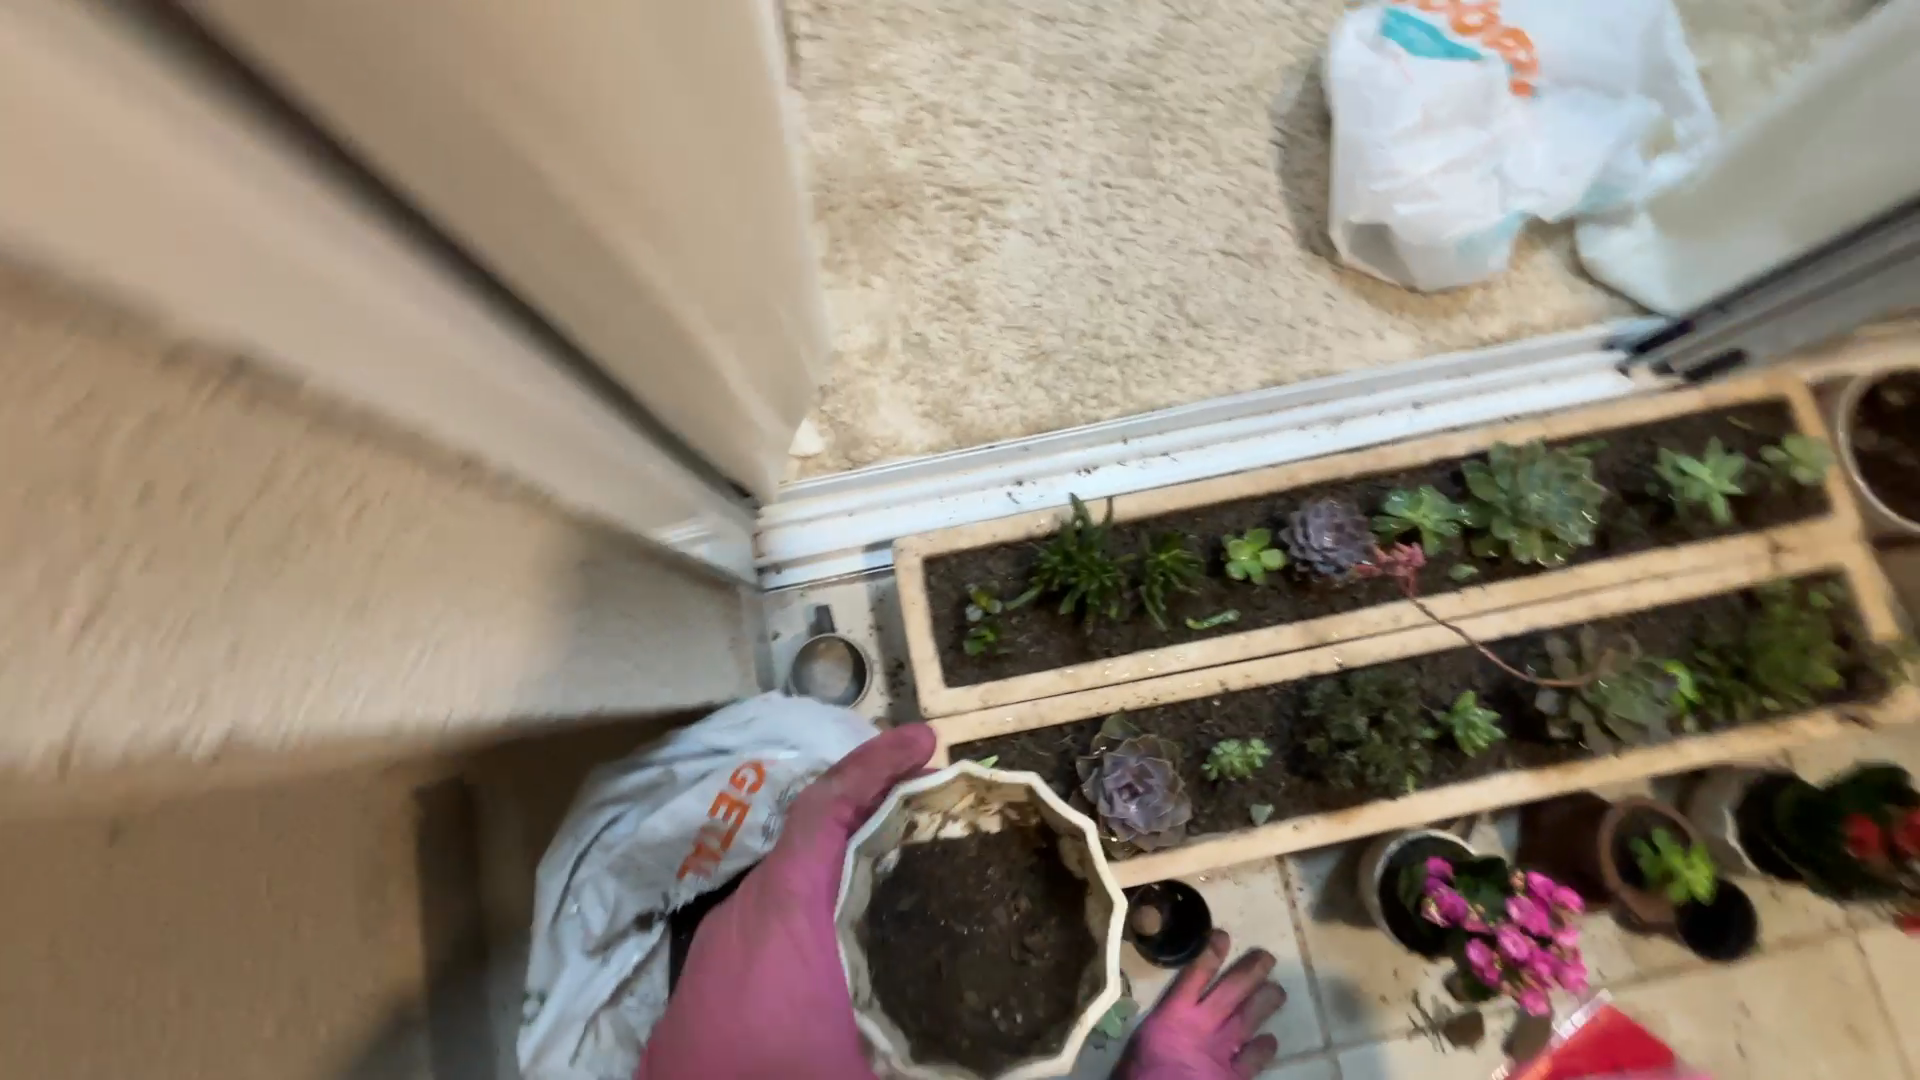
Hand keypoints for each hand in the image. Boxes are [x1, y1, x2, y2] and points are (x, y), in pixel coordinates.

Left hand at [638, 723, 936, 1079]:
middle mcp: (751, 907)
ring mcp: (731, 934)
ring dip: (852, 839)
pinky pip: (783, 897)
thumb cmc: (771, 1079)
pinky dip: (827, 879)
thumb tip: (994, 1044)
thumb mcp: (865, 1062)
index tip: (925, 738)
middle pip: (815, 824)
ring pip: (798, 862)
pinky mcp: (724, 966)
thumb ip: (930, 1042)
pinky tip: (858, 907)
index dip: (875, 762)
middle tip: (937, 788)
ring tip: (910, 838)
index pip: (828, 807)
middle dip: (875, 793)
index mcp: (784, 909)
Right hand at [1118, 930, 1286, 1078]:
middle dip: (1249, 973)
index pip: (1195, 974)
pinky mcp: (1233, 1078)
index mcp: (1173, 1013)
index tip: (1224, 936)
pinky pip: (1252, 1061)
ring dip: (1264, 1004)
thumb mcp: (1143, 1040)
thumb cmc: (1141, 1072)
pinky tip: (1272, 1041)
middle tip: (1267, 958)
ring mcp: (1221, 1051)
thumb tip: (1166, 1021)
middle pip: (1230, 993)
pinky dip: (1263, 1050)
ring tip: (1278, 990)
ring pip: (1246, 1020)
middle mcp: (1201, 1025)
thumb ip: (1161, 1026)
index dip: (1211, 954)